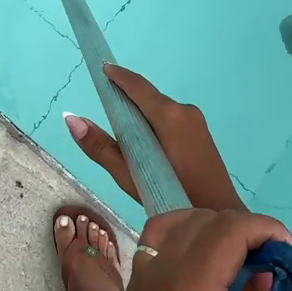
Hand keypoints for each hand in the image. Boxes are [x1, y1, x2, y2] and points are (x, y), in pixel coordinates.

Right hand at [65, 63, 244, 211]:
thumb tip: (71, 118)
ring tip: (120, 130)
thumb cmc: (172, 199)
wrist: (220, 221)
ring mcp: (196, 123)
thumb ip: (99, 147)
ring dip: (140, 114)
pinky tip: (144, 144)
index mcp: (169, 115)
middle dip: (126, 98)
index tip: (100, 69)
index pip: (137, 86)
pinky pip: (171, 120)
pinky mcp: (202, 136)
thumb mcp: (129, 176)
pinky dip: (154, 124)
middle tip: (103, 106)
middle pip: (148, 97)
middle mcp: (185, 111)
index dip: (117, 76)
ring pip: (160, 110)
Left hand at [96, 210, 291, 290]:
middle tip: (278, 276)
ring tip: (247, 275)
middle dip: (246, 235)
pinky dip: (185, 245)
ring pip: (173, 226)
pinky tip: (213, 288)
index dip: (267, 230)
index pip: (227, 230)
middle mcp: (157, 276)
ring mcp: (138, 283)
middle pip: (202, 222)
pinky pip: (155, 246)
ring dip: (212, 235)